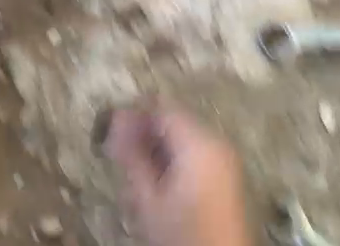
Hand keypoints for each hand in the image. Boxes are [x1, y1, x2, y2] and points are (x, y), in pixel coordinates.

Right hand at [102, 107, 253, 245]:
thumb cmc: (182, 234)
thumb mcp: (149, 198)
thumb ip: (131, 154)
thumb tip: (115, 119)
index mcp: (200, 140)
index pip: (162, 106)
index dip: (135, 113)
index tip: (111, 128)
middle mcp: (217, 140)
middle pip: (175, 119)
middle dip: (147, 131)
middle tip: (121, 151)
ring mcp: (226, 157)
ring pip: (185, 136)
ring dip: (160, 146)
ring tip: (138, 169)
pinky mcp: (228, 175)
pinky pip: (197, 152)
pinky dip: (177, 157)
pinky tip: (161, 180)